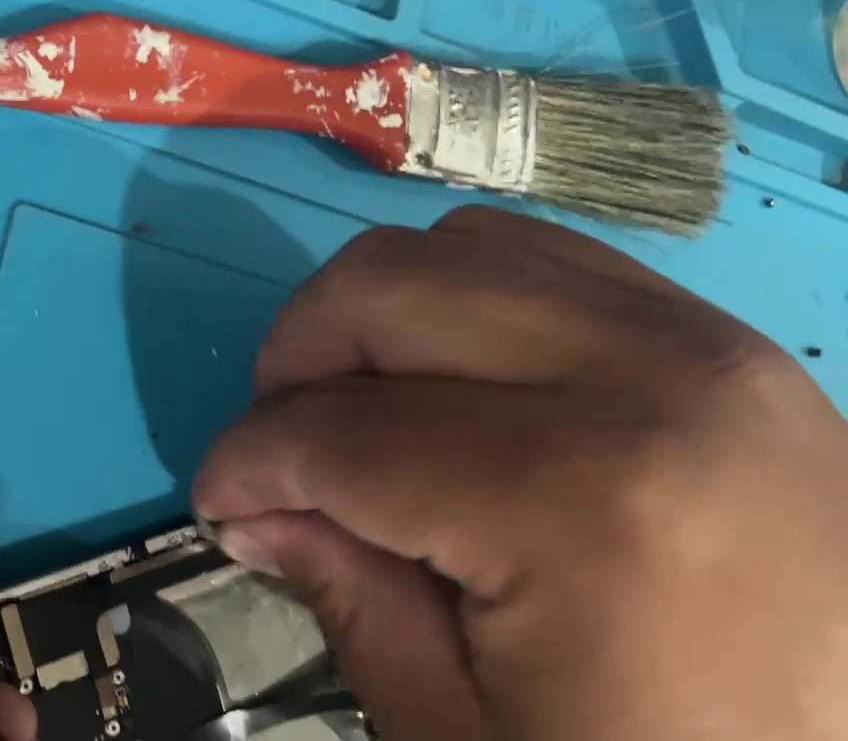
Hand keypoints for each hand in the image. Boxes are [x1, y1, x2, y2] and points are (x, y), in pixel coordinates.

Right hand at [193, 207, 847, 740]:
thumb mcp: (459, 728)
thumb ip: (335, 588)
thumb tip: (249, 509)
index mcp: (585, 501)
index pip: (335, 431)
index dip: (245, 463)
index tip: (218, 503)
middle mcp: (651, 381)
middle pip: (382, 288)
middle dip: (293, 362)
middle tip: (284, 447)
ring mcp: (703, 342)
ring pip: (450, 248)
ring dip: (370, 322)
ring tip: (365, 410)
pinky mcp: (722, 339)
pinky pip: (535, 259)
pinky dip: (456, 302)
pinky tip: (451, 386)